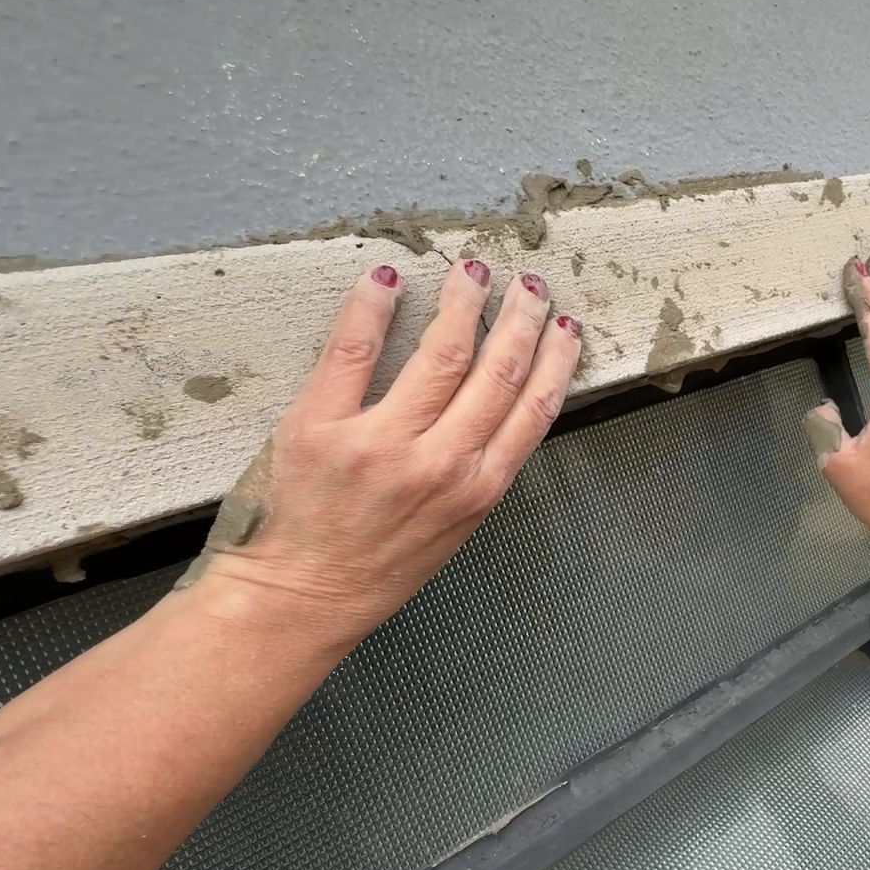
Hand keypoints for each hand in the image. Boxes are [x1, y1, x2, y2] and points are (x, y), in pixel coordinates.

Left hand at [180, 259, 581, 643]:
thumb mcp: (458, 526)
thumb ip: (482, 470)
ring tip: (477, 272)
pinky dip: (374, 309)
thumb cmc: (384, 566)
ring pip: (442, 354)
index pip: (534, 408)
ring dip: (466, 304)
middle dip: (522, 320)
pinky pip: (354, 352)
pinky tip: (390, 279)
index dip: (556, 360)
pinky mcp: (321, 427)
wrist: (303, 597)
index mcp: (481, 487)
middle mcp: (444, 462)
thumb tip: (500, 407)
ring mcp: (384, 443)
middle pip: (498, 372)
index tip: (566, 328)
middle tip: (531, 285)